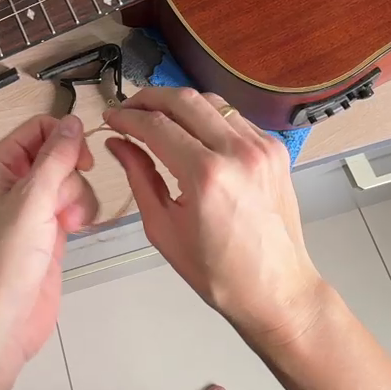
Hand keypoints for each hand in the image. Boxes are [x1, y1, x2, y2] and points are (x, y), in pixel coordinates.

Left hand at [0, 114, 98, 389]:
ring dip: (78, 197)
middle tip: (62, 201)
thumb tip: (73, 121)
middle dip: (71, 174)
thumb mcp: (30, 202)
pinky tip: (74, 230)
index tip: (82, 159)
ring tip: (66, 223)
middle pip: (60, 153)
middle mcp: (15, 180)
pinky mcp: (49, 230)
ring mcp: (33, 206)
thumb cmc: (1, 264)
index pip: (39, 128)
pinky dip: (81, 213)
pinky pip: (75, 205)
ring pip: (71, 180)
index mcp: (0, 163)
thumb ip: (55, 158)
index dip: (64, 138)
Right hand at [102, 87, 325, 345]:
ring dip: (178, 103)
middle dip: (149, 98)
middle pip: (182, 99)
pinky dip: (207, 115)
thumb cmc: (219, 272)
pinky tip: (193, 130)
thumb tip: (117, 143)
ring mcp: (260, 146)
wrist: (279, 291)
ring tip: (157, 116)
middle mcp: (236, 152)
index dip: (127, 116)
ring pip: (209, 100)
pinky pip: (232, 116)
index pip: (156, 125)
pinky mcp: (274, 147)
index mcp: (205, 176)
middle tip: (129, 108)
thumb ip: (138, 177)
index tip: (111, 117)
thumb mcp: (163, 229)